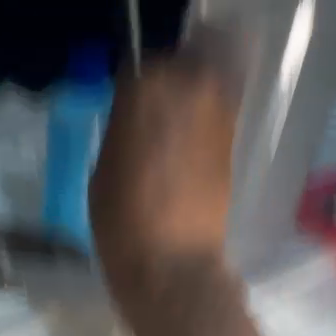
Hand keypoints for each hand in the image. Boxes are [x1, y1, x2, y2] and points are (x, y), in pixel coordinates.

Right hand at [89, 38, 241, 275]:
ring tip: (166, 141)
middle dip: (161, 94)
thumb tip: (132, 118)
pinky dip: (201, 125)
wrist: (172, 266)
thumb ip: (120, 133)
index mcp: (144, 94)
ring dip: (185, 107)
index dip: (128, 94)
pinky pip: (214, 112)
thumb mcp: (102, 176)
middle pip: (175, 69)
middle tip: (145, 126)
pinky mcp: (233, 136)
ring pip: (200, 86)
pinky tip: (184, 155)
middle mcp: (188, 89)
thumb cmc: (123, 228)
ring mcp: (217, 110)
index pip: (136, 69)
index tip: (121, 116)